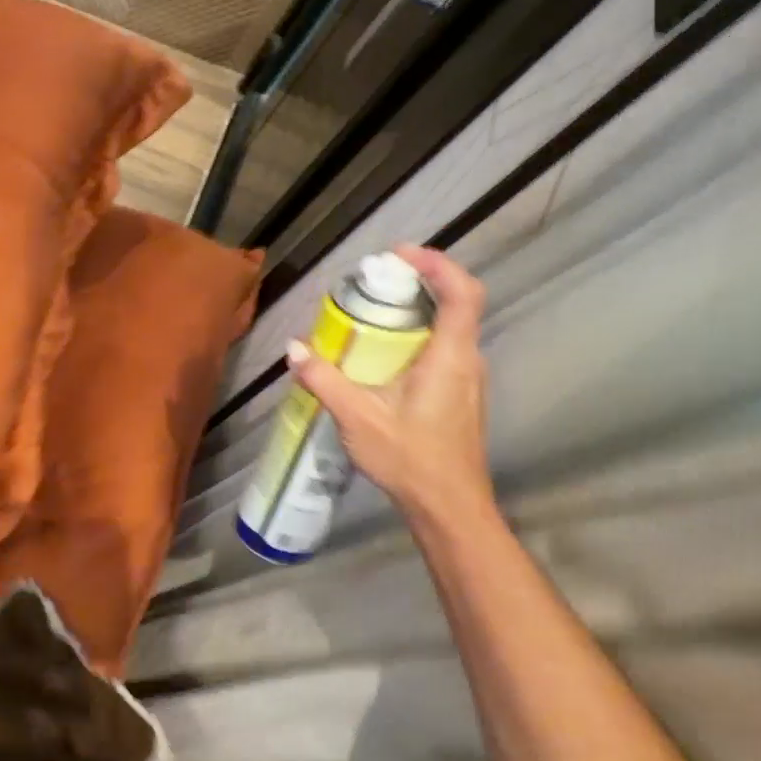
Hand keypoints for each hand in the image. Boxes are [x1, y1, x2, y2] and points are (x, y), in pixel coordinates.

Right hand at [286, 245, 495, 527]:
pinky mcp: (458, 394)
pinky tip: (380, 354)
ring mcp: (466, 379)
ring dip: (415, 311)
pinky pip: (441, 349)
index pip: (462, 294)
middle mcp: (466, 361)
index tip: (399, 255)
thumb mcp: (357, 417)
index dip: (438, 265)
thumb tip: (294, 349)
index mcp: (450, 358)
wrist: (448, 504)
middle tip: (374, 281)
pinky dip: (414, 336)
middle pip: (455, 305)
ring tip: (372, 311)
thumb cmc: (409, 458)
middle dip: (418, 284)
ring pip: (448, 328)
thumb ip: (325, 379)